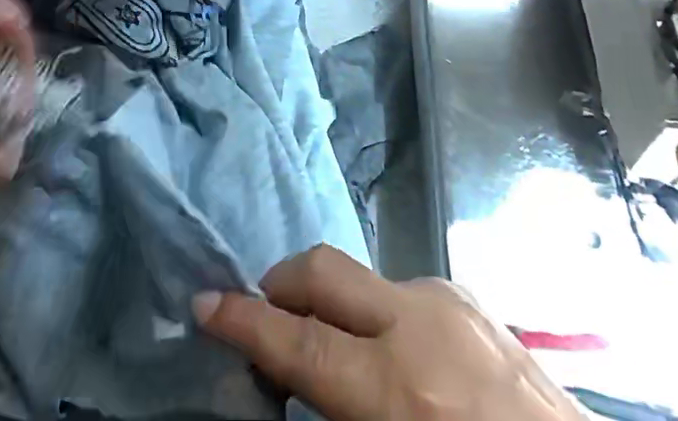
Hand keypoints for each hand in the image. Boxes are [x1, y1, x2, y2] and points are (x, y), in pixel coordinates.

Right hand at [193, 246, 581, 420]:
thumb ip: (332, 408)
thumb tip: (283, 380)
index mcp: (400, 390)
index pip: (297, 341)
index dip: (243, 321)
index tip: (204, 306)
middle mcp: (422, 327)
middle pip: (320, 271)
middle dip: (278, 284)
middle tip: (265, 316)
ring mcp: (452, 304)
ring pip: (358, 277)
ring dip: (331, 304)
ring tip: (336, 349)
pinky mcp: (473, 299)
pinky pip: (399, 290)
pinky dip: (376, 312)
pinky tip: (397, 353)